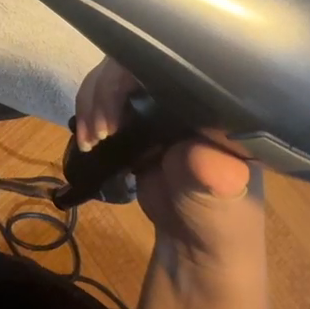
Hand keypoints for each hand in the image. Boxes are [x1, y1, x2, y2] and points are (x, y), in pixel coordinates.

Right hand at [75, 58, 262, 263]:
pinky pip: (102, 101)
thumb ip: (209, 168)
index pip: (166, 61)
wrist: (196, 246)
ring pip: (109, 80)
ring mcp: (152, 104)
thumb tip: (192, 151)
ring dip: (91, 104)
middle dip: (105, 92)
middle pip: (130, 64)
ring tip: (90, 141)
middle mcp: (180, 93)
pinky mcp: (131, 120)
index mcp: (209, 99)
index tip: (117, 111)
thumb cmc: (221, 215)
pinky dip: (88, 115)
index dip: (133, 75)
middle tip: (99, 132)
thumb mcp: (222, 191)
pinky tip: (87, 139)